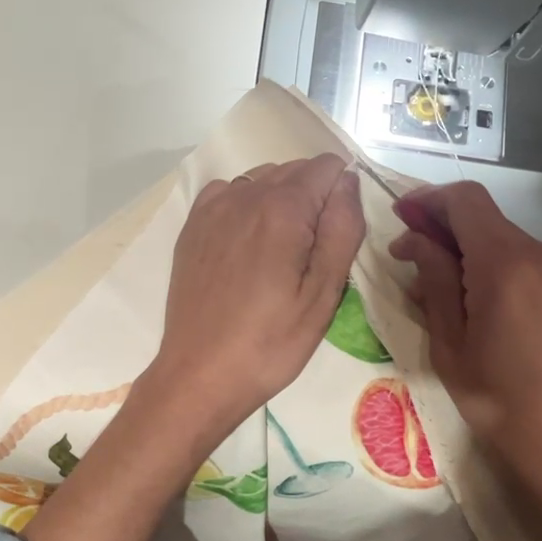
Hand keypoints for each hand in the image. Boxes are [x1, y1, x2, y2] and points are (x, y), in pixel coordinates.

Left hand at [150, 153, 364, 435]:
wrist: (200, 374)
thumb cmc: (271, 342)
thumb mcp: (324, 294)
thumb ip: (343, 229)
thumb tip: (348, 181)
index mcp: (283, 208)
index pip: (327, 166)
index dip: (342, 193)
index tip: (338, 234)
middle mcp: (245, 195)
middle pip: (294, 170)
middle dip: (313, 198)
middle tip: (311, 254)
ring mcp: (212, 208)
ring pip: (261, 179)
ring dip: (279, 201)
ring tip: (279, 254)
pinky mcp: (192, 226)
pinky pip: (229, 194)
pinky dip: (245, 207)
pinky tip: (246, 245)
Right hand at [390, 182, 541, 540]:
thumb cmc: (505, 409)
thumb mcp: (452, 349)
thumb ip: (435, 285)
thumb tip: (417, 241)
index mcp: (507, 266)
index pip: (465, 201)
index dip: (428, 201)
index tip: (401, 219)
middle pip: (486, 221)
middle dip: (445, 234)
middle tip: (413, 269)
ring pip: (508, 244)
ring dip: (472, 257)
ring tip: (447, 300)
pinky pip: (531, 265)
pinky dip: (500, 273)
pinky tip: (486, 311)